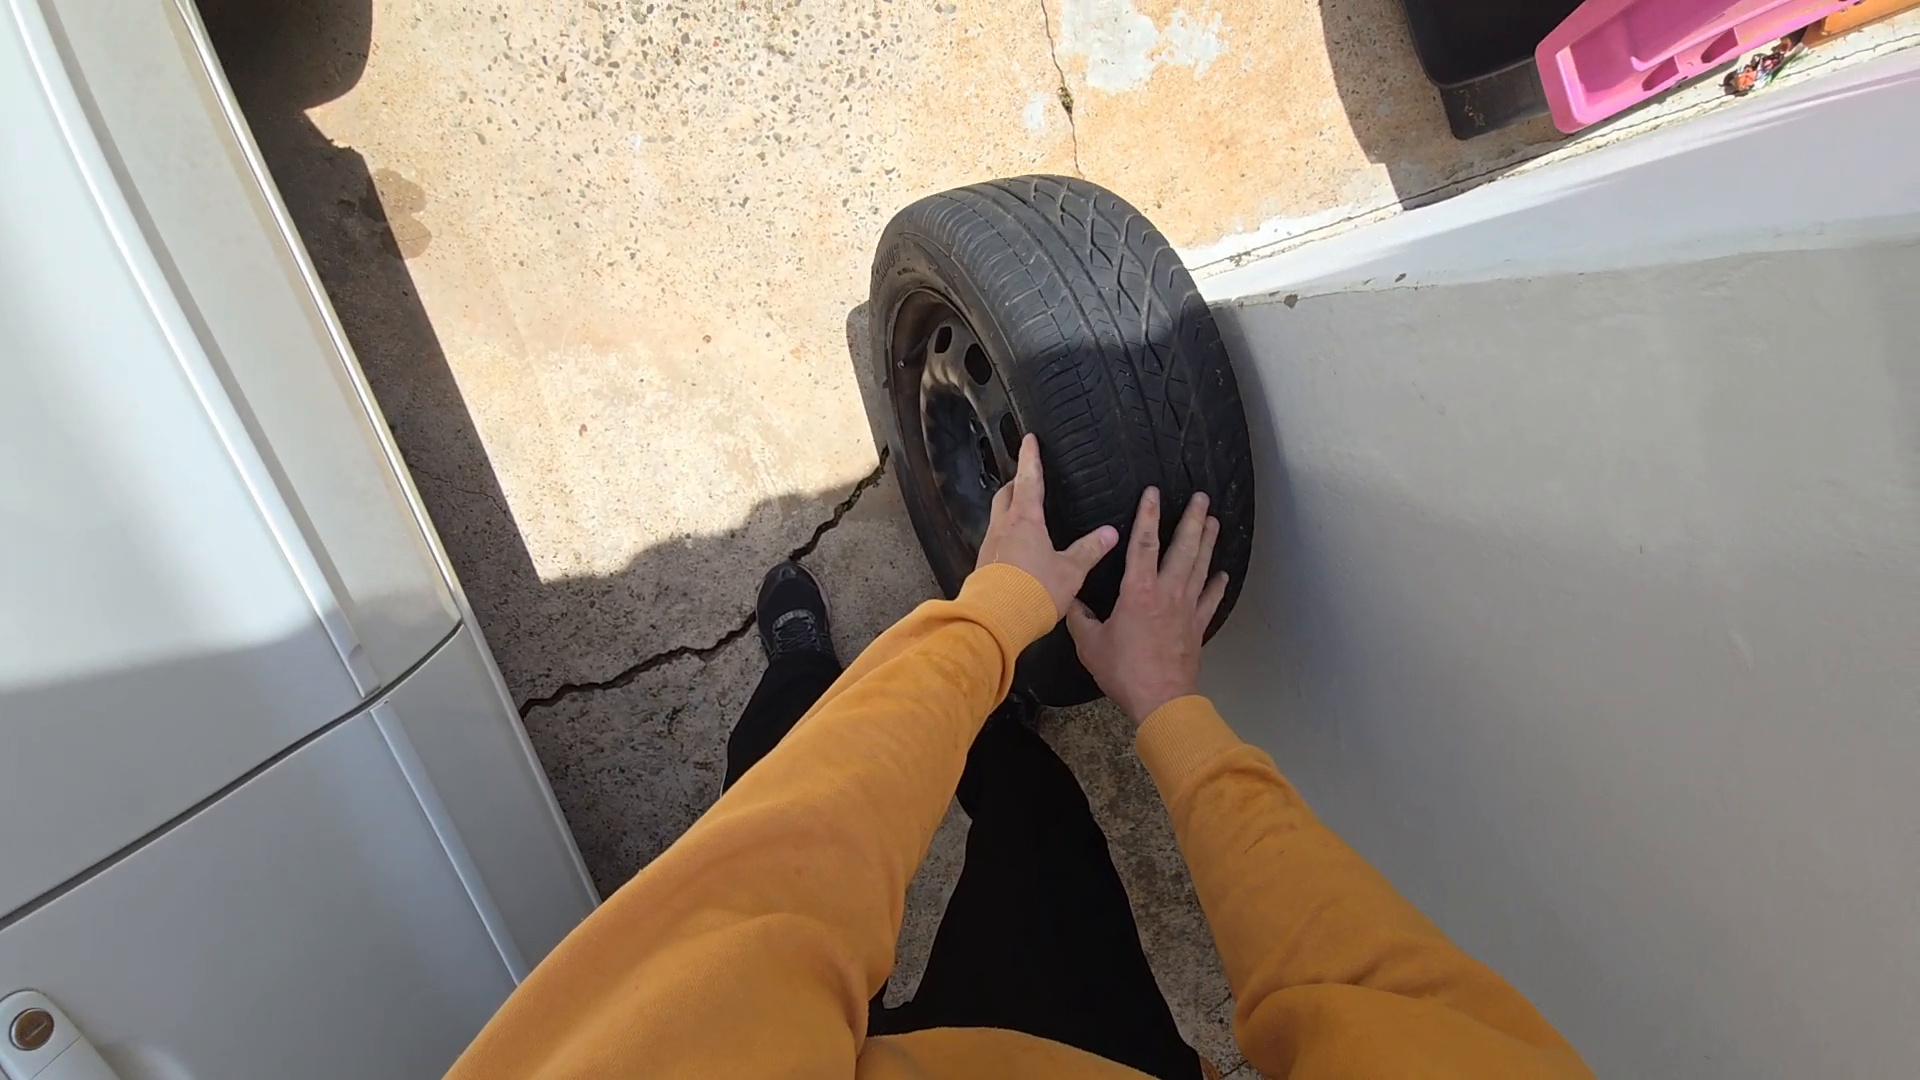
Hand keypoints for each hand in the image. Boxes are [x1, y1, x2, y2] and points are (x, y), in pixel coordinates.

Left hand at [976, 434, 1118, 617]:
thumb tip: (1109, 533)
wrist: (995, 619)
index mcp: (1025, 520)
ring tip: (1022, 511)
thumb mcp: (1070, 571)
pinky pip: (995, 541)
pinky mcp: (984, 565)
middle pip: (1005, 494)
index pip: (1028, 479)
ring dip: (1008, 509)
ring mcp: (990, 546)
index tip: (1029, 440)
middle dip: (1015, 482)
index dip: (1030, 457)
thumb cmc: (1033, 591)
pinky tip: (1016, 548)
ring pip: (997, 517)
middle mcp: (1003, 528)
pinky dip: (1005, 535)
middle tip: (1025, 476)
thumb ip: (1089, 550)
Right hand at [1066, 487, 1227, 725]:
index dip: (1147, 515)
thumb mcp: (1090, 643)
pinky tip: (1222, 573)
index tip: (1153, 493)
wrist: (1161, 700)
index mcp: (1138, 591)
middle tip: (1200, 498)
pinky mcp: (1197, 626)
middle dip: (1192, 519)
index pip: (1144, 543)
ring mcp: (1186, 608)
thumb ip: (1079, 617)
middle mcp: (1167, 593)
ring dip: (1208, 541)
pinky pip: (1210, 599)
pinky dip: (1217, 584)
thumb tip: (1069, 600)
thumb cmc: (1124, 671)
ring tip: (1214, 520)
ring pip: (1200, 566)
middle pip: (1183, 547)